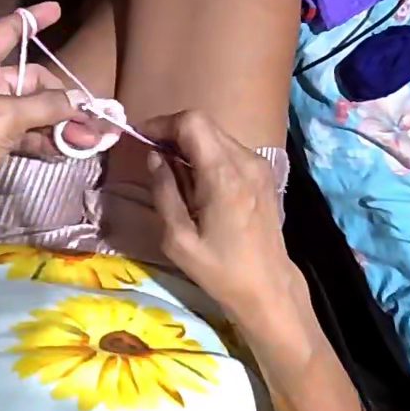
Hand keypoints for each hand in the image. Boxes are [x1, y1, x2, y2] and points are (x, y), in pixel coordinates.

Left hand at [0, 3, 106, 225]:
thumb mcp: (4, 116)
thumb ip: (45, 105)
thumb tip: (78, 102)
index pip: (8, 30)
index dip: (33, 19)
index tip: (59, 9)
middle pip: (31, 78)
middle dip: (62, 96)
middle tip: (91, 117)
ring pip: (33, 110)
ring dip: (61, 123)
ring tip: (90, 139)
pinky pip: (28, 133)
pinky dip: (47, 140)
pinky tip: (69, 150)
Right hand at [144, 110, 311, 331]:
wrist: (268, 288)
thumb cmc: (220, 269)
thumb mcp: (178, 239)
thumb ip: (163, 192)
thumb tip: (153, 157)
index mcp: (223, 175)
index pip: (191, 123)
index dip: (162, 124)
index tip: (141, 137)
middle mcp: (245, 161)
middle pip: (203, 123)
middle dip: (173, 132)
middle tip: (151, 153)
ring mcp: (258, 165)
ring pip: (216, 134)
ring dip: (189, 142)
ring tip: (171, 169)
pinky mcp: (263, 173)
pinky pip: (228, 148)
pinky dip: (206, 153)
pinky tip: (196, 179)